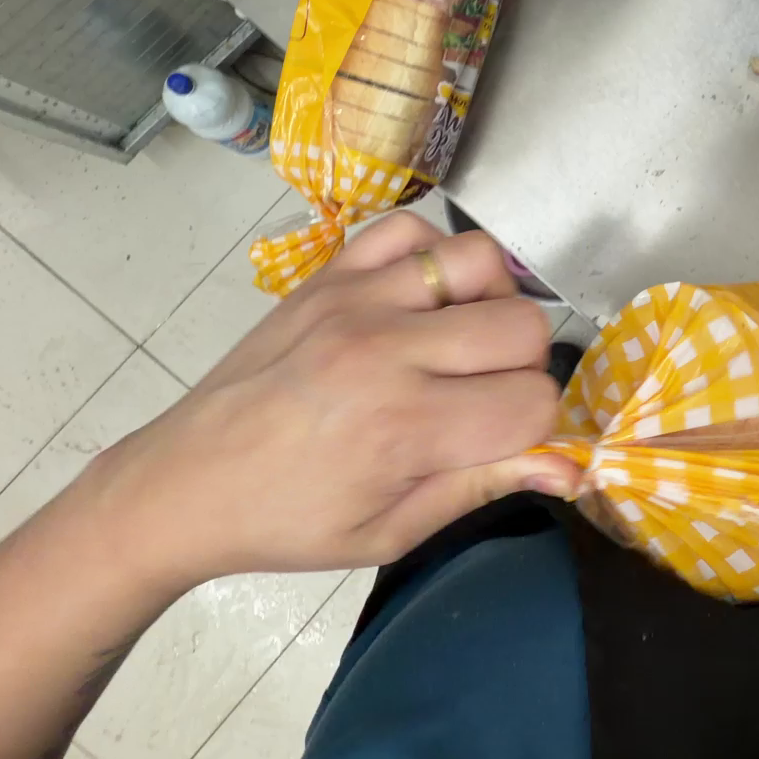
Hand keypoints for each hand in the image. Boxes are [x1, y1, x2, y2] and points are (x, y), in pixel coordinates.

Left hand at [74, 213, 582, 587]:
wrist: (184, 482)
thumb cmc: (293, 521)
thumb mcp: (394, 529)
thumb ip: (486, 486)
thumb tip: (573, 468)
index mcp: (405, 426)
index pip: (533, 402)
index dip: (536, 426)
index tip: (502, 439)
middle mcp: (388, 348)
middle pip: (523, 325)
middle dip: (525, 367)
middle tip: (484, 394)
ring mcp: (357, 297)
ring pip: (482, 260)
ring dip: (493, 301)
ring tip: (462, 336)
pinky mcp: (329, 272)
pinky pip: (410, 228)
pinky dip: (433, 254)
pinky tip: (422, 296)